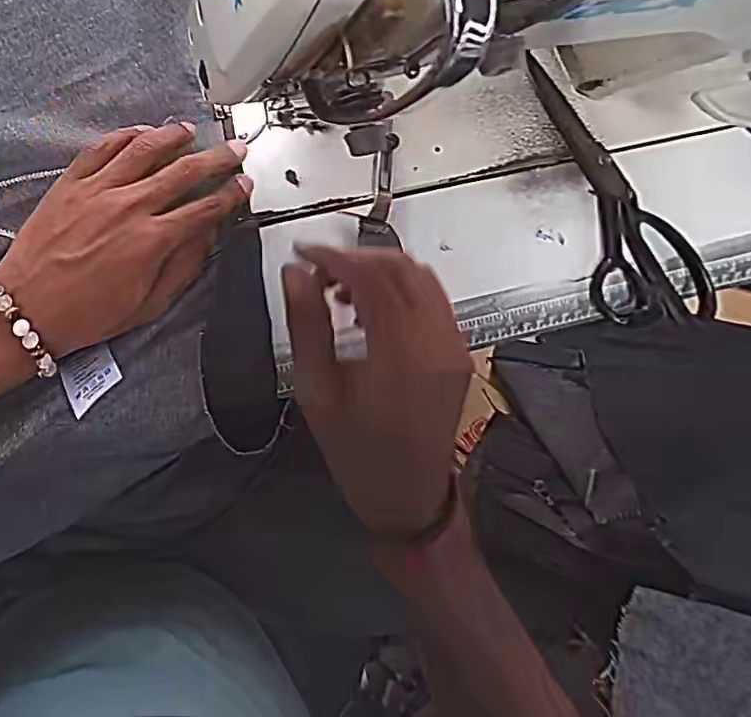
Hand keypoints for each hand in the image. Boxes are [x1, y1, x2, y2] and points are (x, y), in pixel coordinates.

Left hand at [0, 123, 251, 358]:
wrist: (27, 308)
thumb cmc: (83, 313)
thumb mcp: (147, 304)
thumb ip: (183, 266)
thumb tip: (207, 237)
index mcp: (151, 241)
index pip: (205, 207)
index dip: (230, 194)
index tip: (242, 185)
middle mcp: (128, 208)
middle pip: (184, 170)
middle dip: (216, 158)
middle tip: (233, 150)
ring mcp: (97, 191)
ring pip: (145, 148)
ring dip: (173, 136)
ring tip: (188, 131)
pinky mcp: (71, 184)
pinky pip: (102, 148)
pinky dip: (125, 136)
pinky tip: (140, 133)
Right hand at [283, 246, 472, 539]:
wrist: (407, 496)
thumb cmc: (357, 452)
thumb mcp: (316, 389)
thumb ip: (306, 323)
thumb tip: (294, 275)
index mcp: (402, 353)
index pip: (372, 277)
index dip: (332, 256)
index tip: (302, 253)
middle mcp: (438, 343)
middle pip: (400, 267)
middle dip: (353, 257)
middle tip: (316, 269)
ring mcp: (453, 345)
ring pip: (419, 275)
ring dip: (376, 269)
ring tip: (338, 286)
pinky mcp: (456, 350)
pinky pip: (431, 296)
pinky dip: (397, 286)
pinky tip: (367, 303)